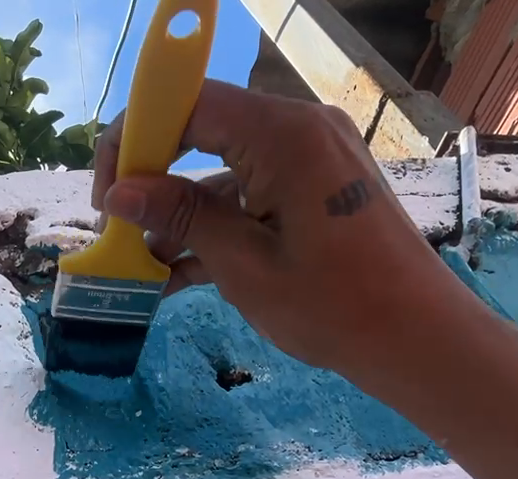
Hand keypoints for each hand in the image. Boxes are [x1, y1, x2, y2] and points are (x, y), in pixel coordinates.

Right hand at [92, 80, 473, 374]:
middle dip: (150, 180)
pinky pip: (245, 198)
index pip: (189, 104)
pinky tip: (172, 274)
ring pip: (218, 173)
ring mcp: (303, 162)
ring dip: (176, 217)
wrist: (409, 336)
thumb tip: (119, 194)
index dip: (135, 139)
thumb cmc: (330, 304)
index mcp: (283, 135)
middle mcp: (295, 131)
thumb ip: (181, 217)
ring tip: (139, 267)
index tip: (107, 197)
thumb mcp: (243, 264)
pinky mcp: (306, 193)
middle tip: (117, 231)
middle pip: (199, 132)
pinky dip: (209, 229)